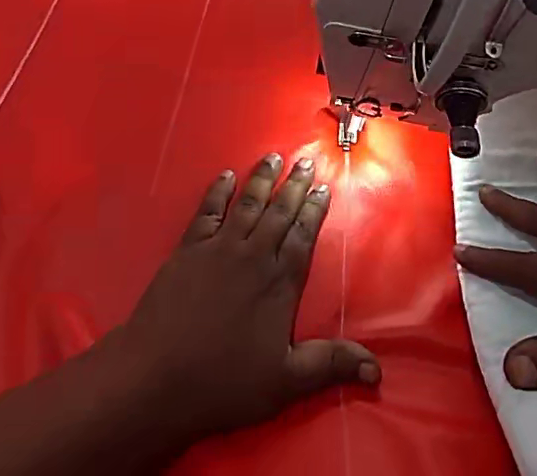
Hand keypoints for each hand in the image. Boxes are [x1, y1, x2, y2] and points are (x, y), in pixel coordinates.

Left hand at [103, 152, 379, 444]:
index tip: (323, 188)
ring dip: (261, 178)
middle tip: (304, 160)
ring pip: (246, 203)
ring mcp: (217, 247)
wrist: (159, 373)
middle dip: (293, 185)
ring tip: (273, 156)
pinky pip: (207, 210)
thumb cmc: (225, 381)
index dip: (314, 211)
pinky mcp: (188, 248)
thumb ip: (329, 365)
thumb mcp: (286, 381)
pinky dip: (218, 190)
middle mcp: (251, 256)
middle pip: (277, 212)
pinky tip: (225, 175)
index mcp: (278, 283)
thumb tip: (377, 369)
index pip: (302, 237)